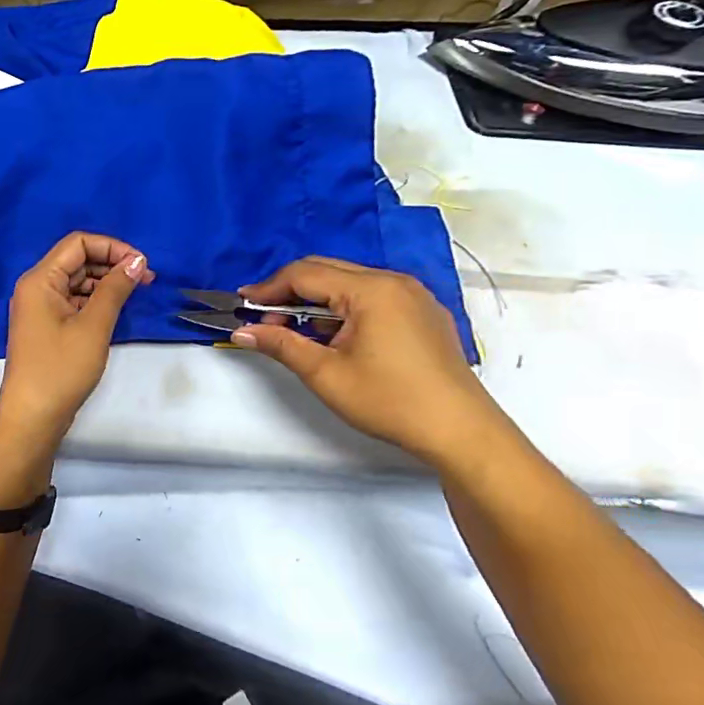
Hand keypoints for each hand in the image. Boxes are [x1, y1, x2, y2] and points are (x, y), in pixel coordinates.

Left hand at [0, 231, 153, 437]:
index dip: (111, 247)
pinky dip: (95, 300)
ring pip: (77, 281)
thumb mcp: (93, 326)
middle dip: (111, 263)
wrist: (32, 418)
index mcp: (40, 279)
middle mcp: (36, 287)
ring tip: (136, 292)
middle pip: (77, 260)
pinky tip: (116, 308)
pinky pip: (73, 300)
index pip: (77, 243)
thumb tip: (136, 260)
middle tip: (146, 279)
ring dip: (105, 282)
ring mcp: (40, 307)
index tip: (141, 263)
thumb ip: (115, 288)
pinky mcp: (47, 326)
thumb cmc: (60, 369)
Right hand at [231, 256, 514, 470]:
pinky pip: (374, 296)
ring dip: (318, 300)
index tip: (243, 304)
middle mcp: (394, 281)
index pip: (305, 273)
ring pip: (350, 282)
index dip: (269, 287)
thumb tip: (241, 332)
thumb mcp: (326, 374)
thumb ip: (281, 345)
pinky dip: (346, 308)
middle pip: (327, 270)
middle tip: (264, 318)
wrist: (463, 434)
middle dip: (290, 290)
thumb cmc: (390, 401)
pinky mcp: (425, 313)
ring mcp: (414, 295)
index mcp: (370, 289)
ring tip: (297, 330)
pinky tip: (337, 336)